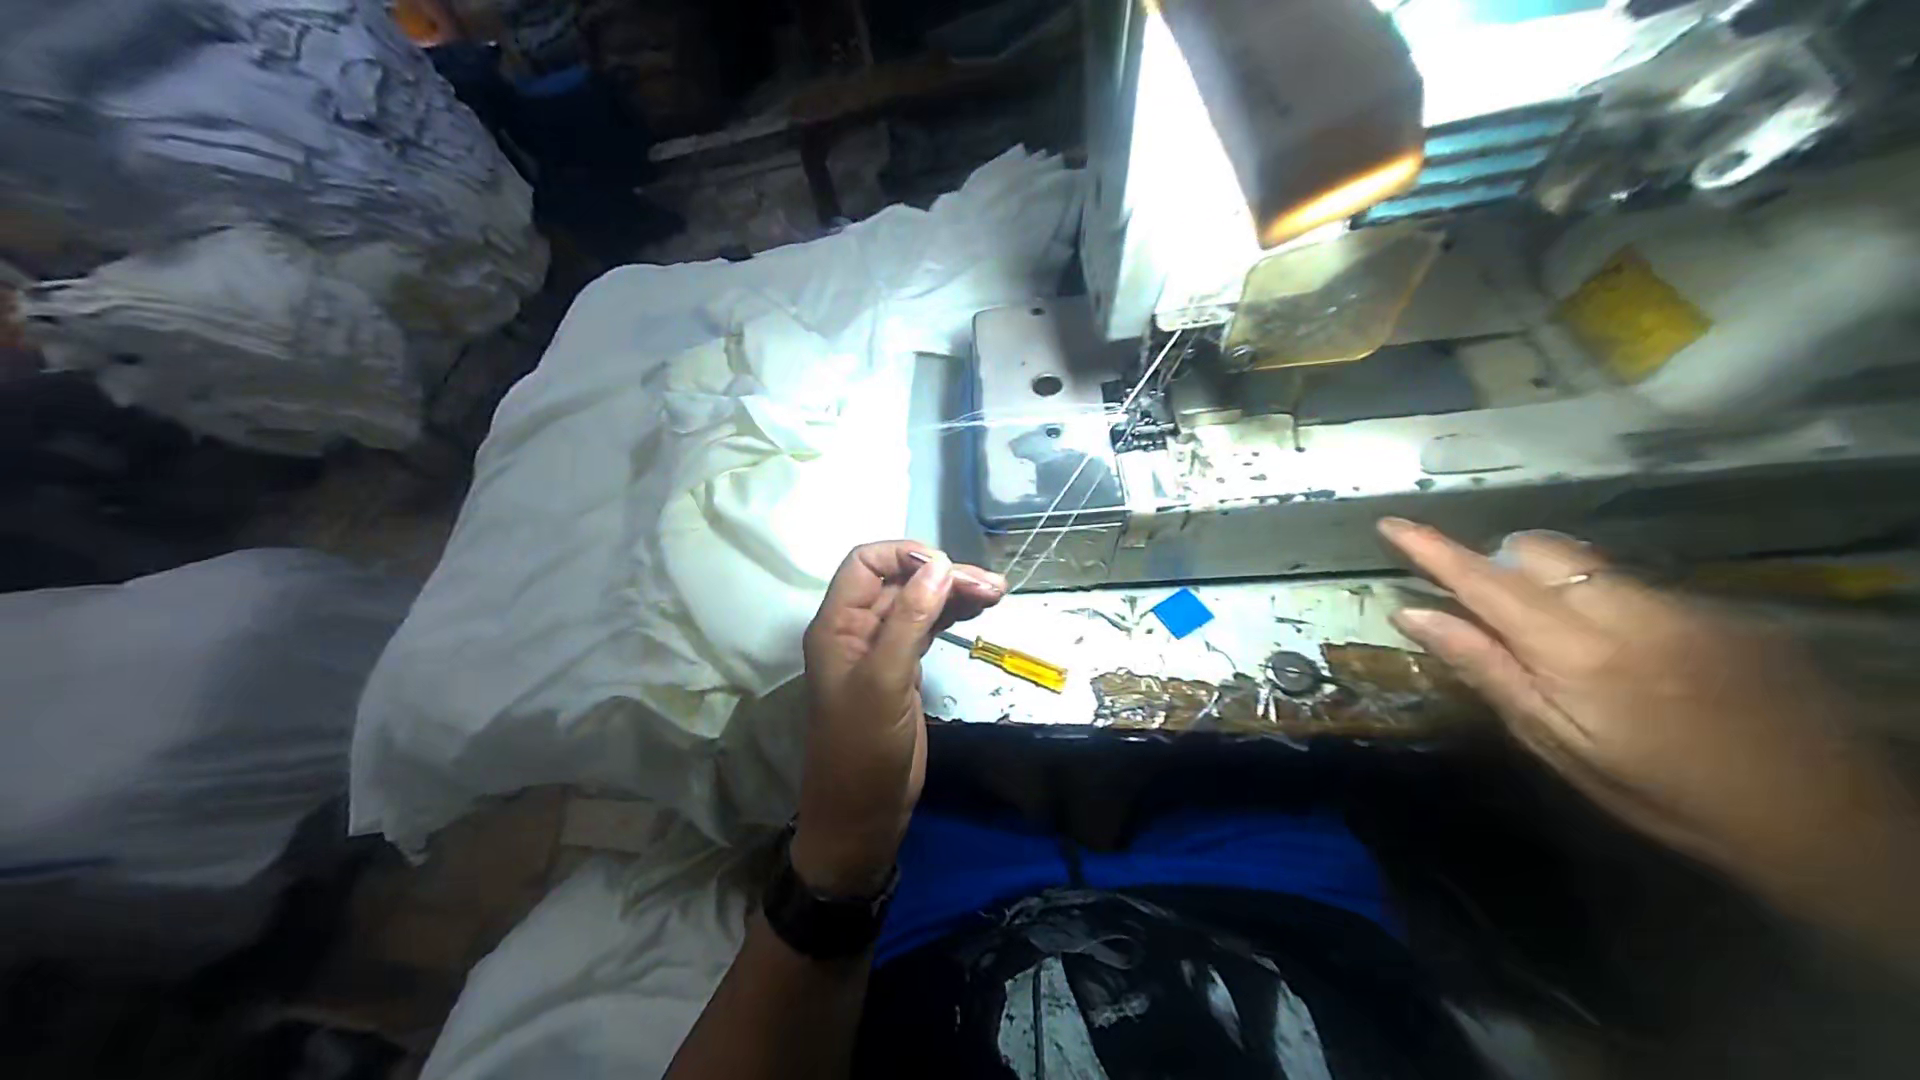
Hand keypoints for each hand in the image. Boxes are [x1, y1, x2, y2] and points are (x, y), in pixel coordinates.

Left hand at [792, 541, 1005, 895]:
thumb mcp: (885, 680)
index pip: (866, 564)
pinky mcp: (904, 668)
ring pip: (919, 603)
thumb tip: (940, 564)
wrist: (863, 814)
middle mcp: (858, 629)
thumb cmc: (863, 749)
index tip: (947, 566)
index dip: (904, 555)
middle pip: (899, 581)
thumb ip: (909, 620)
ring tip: (996, 591)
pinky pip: (928, 627)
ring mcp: (883, 649)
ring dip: (954, 592)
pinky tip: (979, 608)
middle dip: (941, 574)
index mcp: (837, 624)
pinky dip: (953, 615)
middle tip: (990, 585)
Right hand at [1376, 518, 1916, 914]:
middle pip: (1539, 550)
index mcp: (1577, 650)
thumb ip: (1484, 668)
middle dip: (1499, 563)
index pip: (1484, 580)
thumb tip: (1413, 614)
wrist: (1831, 827)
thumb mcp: (1555, 741)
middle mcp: (1629, 611)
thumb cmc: (1663, 796)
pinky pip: (1634, 586)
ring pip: (1587, 565)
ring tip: (1561, 643)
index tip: (1391, 523)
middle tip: (1491, 613)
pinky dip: (1602, 603)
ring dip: (1550, 584)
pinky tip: (1630, 659)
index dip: (1432, 549)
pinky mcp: (1724, 614)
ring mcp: (1684, 607)